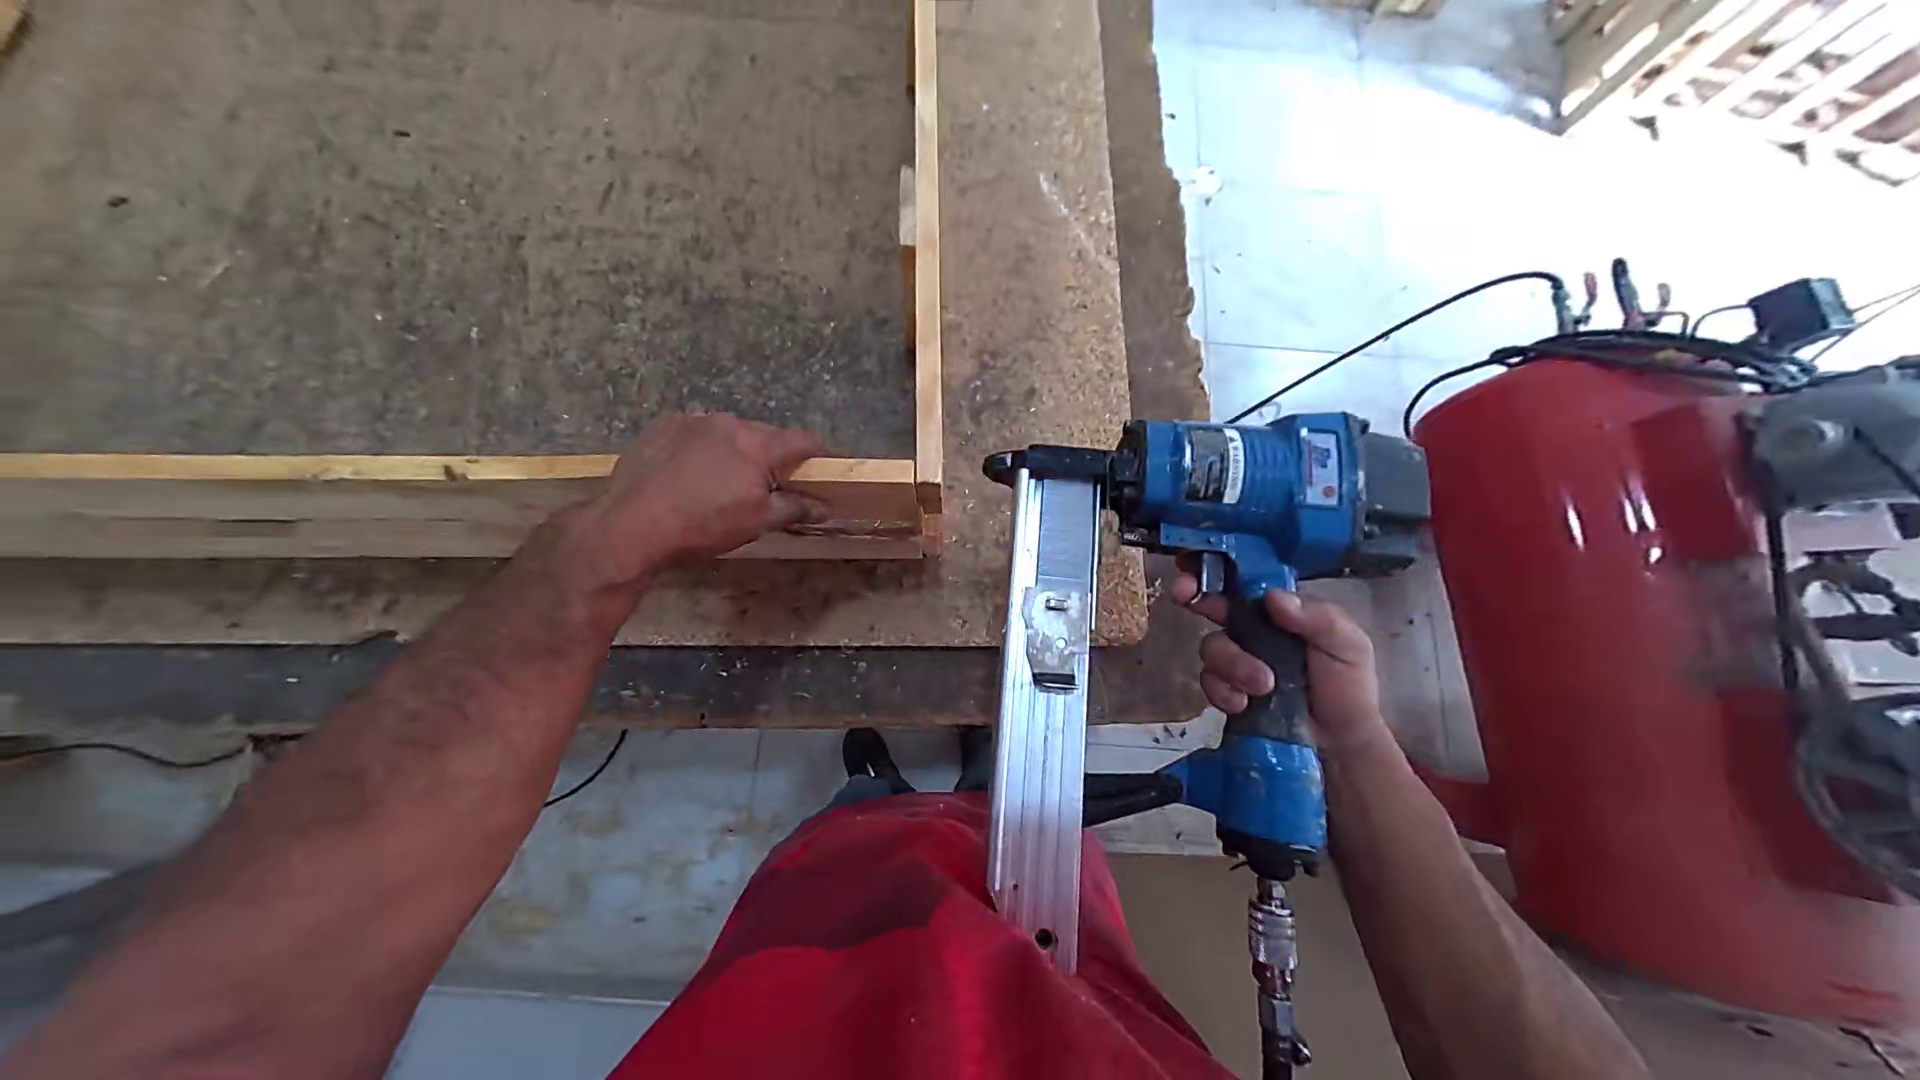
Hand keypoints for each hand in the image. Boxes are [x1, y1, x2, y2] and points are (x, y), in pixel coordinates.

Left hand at [568, 414, 827, 581]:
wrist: (631, 526)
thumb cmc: (704, 525)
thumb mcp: (757, 522)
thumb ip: (795, 508)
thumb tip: (823, 507)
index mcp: (757, 444)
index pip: (803, 440)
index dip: (819, 453)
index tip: (824, 466)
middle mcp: (727, 422)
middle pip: (764, 435)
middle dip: (771, 457)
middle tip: (766, 486)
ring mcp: (692, 421)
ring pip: (727, 433)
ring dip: (734, 451)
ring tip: (721, 482)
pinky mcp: (662, 427)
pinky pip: (695, 434)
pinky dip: (703, 449)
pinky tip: (689, 475)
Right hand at [1172, 570, 1393, 757]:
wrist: (1340, 743)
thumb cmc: (1347, 685)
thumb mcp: (1347, 643)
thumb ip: (1317, 617)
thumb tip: (1272, 598)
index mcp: (1277, 611)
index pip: (1243, 582)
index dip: (1215, 571)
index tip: (1196, 568)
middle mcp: (1250, 630)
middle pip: (1212, 605)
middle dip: (1196, 598)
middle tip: (1185, 595)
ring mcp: (1235, 661)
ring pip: (1211, 646)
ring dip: (1231, 663)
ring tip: (1263, 685)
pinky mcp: (1226, 690)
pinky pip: (1209, 682)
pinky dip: (1223, 691)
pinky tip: (1244, 704)